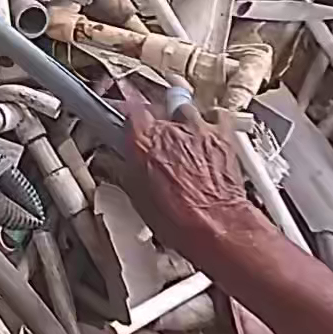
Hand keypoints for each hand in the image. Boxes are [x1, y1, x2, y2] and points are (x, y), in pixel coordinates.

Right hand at [118, 85, 264, 255]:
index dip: (126, 112)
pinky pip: (215, 115)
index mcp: (144, 141)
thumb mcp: (137, 198)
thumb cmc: (179, 219)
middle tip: (151, 137)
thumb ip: (121, 170)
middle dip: (152, 119)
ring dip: (179, 118)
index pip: (129, 110)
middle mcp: (171, 129)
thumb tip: (110, 164)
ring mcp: (198, 129)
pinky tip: (205, 133)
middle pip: (156, 106)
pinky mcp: (222, 136)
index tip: (123, 117)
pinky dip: (209, 121)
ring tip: (178, 136)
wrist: (217, 227)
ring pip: (183, 107)